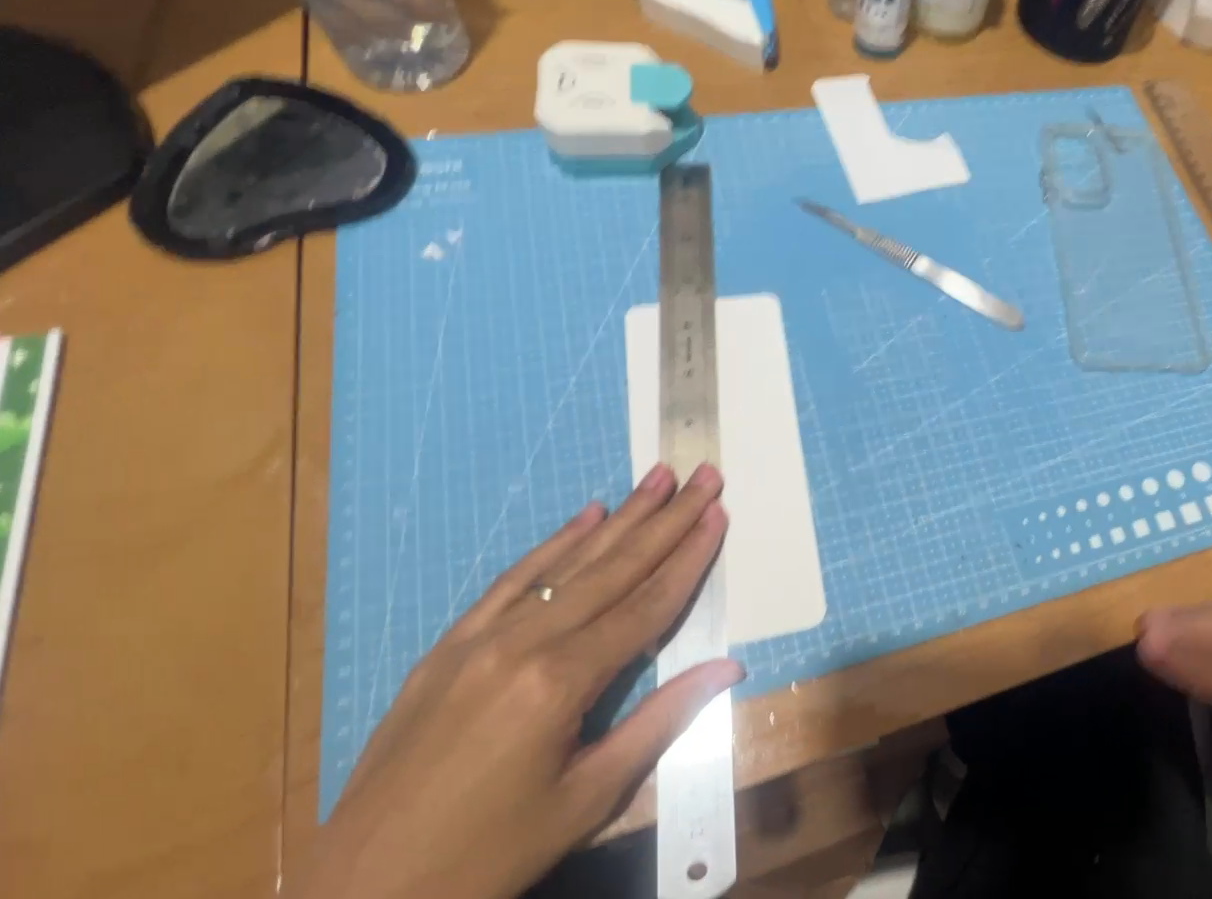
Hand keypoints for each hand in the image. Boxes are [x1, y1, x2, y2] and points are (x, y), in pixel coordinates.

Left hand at [289, 463, 741, 898]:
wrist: (363, 889)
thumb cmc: (491, 853)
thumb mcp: (588, 799)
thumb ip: (661, 721)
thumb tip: (729, 669)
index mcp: (561, 683)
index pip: (645, 606)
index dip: (688, 558)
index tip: (718, 514)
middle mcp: (522, 643)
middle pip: (612, 568)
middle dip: (666, 519)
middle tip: (703, 475)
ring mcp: (479, 638)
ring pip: (566, 563)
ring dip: (619, 518)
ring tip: (657, 478)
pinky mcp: (448, 646)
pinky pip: (511, 581)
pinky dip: (553, 545)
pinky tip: (584, 517)